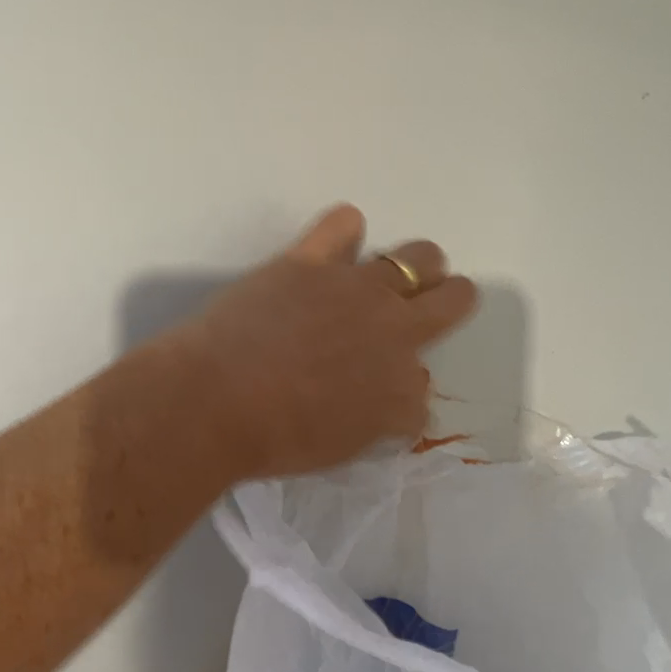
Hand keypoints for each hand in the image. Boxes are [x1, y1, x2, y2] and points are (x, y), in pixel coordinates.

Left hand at [178, 204, 478, 479]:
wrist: (217, 401)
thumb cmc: (272, 440)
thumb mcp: (339, 448)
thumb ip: (372, 421)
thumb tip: (383, 404)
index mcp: (401, 390)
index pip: (423, 385)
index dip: (402, 388)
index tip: (379, 392)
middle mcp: (395, 332)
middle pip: (453, 300)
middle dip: (446, 302)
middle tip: (421, 308)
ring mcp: (356, 290)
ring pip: (418, 257)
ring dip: (414, 266)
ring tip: (388, 276)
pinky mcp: (310, 261)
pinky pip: (342, 223)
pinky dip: (344, 230)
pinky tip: (334, 244)